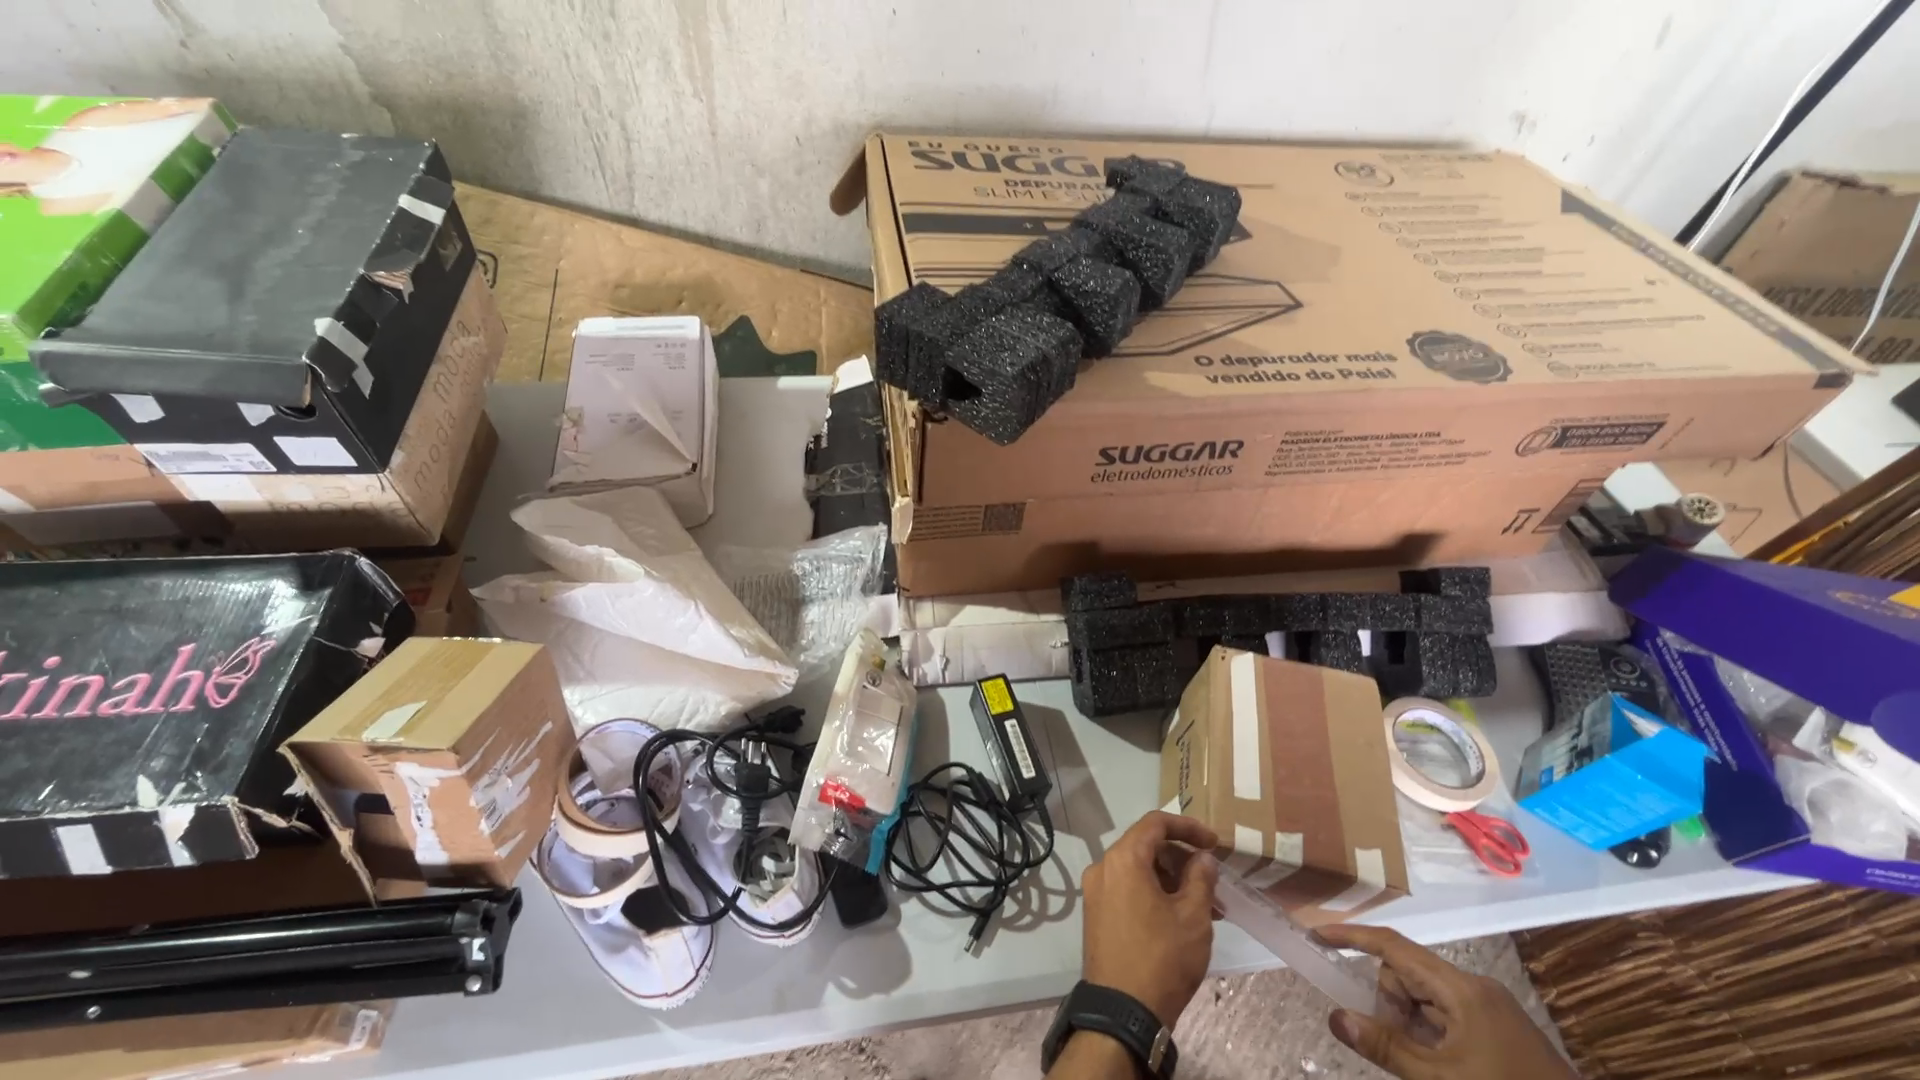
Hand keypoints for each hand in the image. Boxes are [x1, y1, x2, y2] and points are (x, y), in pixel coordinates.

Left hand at [1079, 811, 1219, 1027]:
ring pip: (1138, 871)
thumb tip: (1202, 858)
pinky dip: (1154, 894)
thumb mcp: (1193, 916)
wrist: (1123, 1012)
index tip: (1214, 843)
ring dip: (1171, 880)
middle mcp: (1102, 868)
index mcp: (1123, 859)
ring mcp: (1095, 893)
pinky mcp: (1097, 915)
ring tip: (1206, 907)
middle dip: (1182, 859)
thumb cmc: (1162, 957)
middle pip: (1146, 846)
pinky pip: (1128, 890)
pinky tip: (1181, 918)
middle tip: (1213, 882)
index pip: (1155, 823)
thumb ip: (1201, 878)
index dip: (1188, 827)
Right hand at [1313, 924, 1576, 1079]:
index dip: (1352, 937)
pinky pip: (1447, 1014)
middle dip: (1389, 1003)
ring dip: (1410, 1023)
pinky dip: (1430, 1033)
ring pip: (1426, 997)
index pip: (1394, 946)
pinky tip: (1438, 1065)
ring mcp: (1490, 1006)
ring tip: (1423, 1066)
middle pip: (1408, 974)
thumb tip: (1335, 1016)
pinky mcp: (1499, 1026)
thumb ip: (1385, 1047)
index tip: (1317, 936)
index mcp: (1461, 989)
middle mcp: (1474, 986)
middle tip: (1395, 1048)